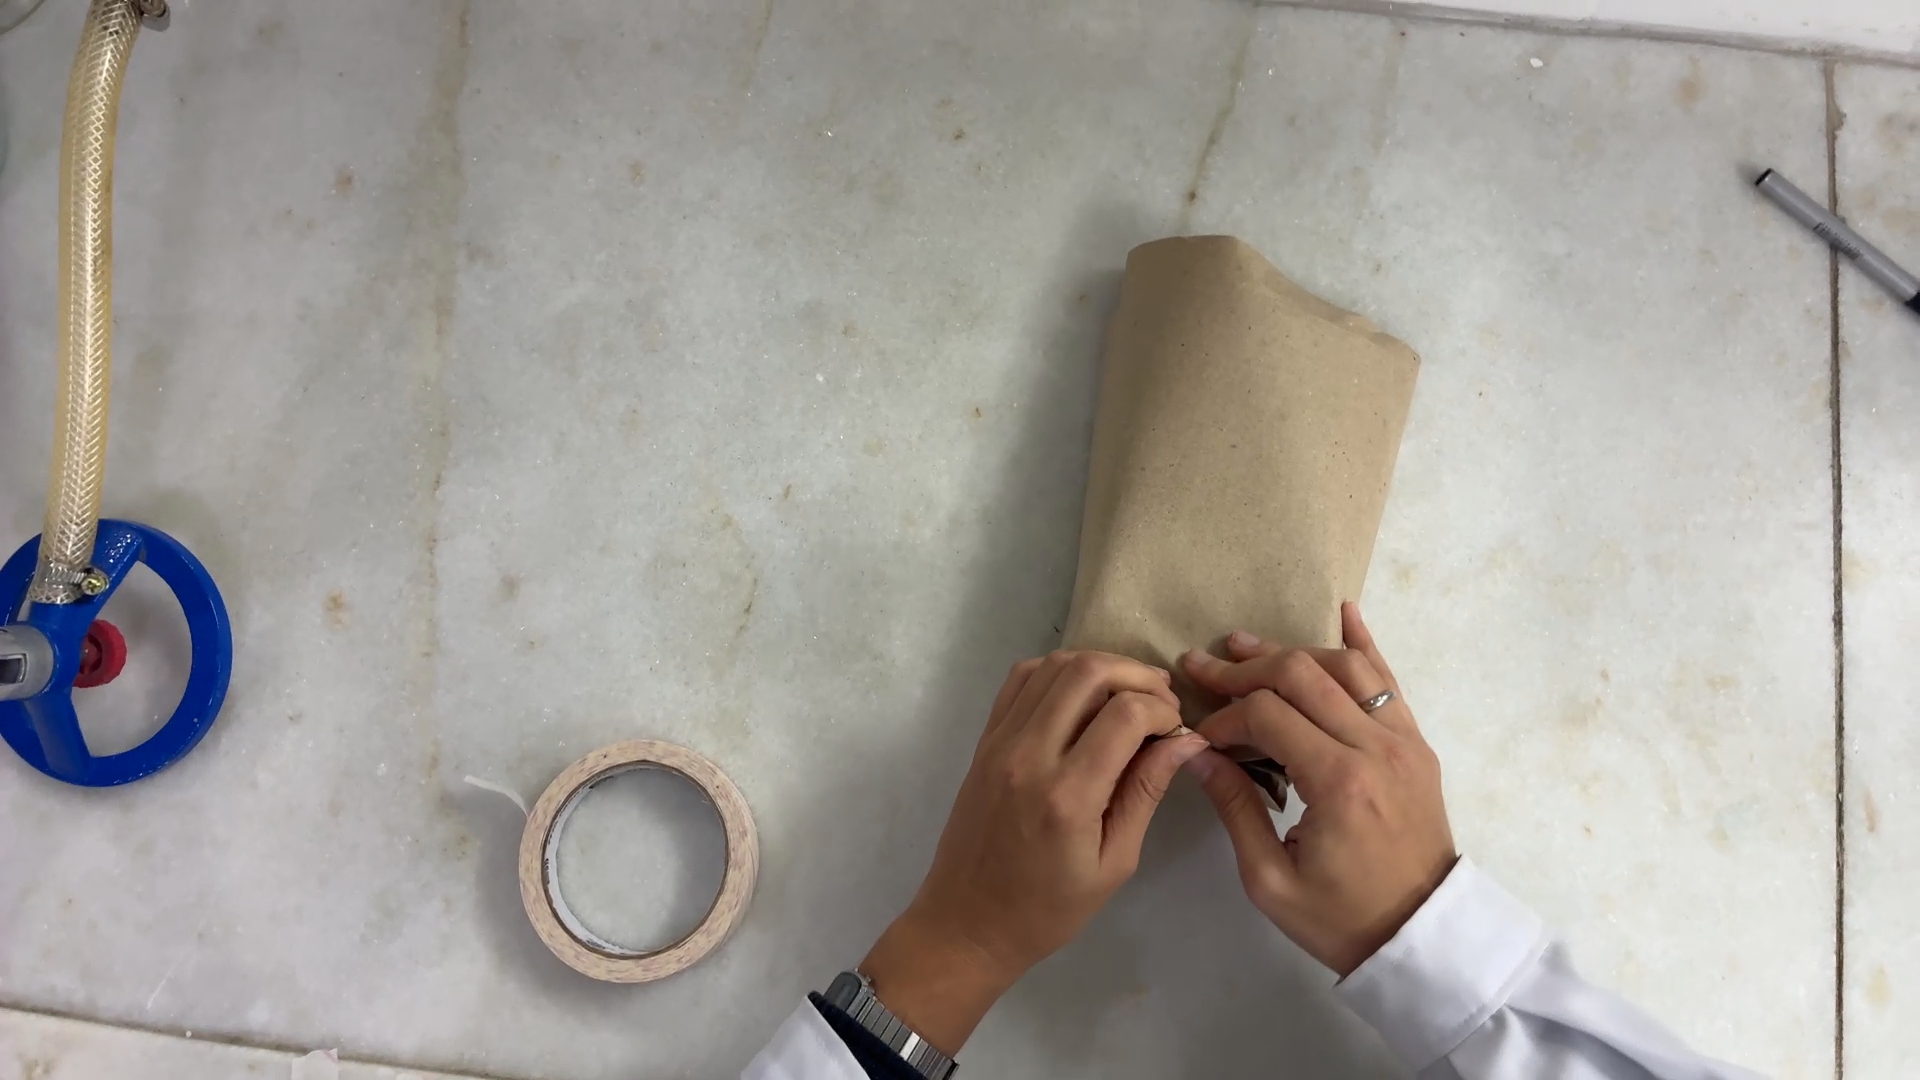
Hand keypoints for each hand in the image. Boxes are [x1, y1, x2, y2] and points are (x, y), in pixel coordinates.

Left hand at [861, 651, 1208, 1053]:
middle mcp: (1029, 754)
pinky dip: (1056, 670)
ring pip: (1052, 665)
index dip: (1162, 709)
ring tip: (1128, 690)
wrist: (967, 919)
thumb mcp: (1114, 862)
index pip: (1124, 715)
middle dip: (1135, 673)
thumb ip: (1146, 791)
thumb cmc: (1048, 908)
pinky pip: (1019, 679)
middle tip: (1161, 698)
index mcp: (1067, 795)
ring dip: (1098, 665)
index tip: (1177, 728)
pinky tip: (1081, 690)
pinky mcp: (984, 738)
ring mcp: (1000, 740)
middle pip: (1086, 672)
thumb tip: (1185, 740)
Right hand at [1180, 602, 1455, 976]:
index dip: (1223, 717)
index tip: (1200, 736)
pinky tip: (1344, 610)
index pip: (1266, 715)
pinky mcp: (1415, 743)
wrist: (1428, 941)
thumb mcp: (1269, 879)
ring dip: (1287, 650)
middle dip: (1241, 669)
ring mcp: (1403, 740)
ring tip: (1243, 646)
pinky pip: (1388, 679)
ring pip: (1340, 666)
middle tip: (1199, 667)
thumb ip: (1233, 806)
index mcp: (1338, 782)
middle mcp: (1375, 747)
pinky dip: (1364, 641)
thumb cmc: (1342, 918)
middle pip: (1299, 676)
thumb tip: (1193, 750)